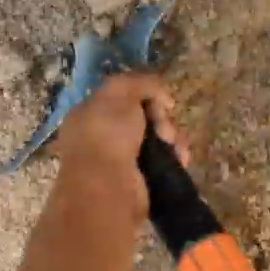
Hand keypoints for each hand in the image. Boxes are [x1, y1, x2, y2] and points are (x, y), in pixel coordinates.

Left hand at [53, 73, 188, 218]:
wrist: (107, 188)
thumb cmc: (107, 135)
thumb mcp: (119, 94)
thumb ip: (138, 82)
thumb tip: (160, 94)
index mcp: (89, 114)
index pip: (121, 97)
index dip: (145, 94)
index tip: (162, 100)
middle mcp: (102, 138)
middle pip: (143, 117)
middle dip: (161, 118)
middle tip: (165, 129)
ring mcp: (120, 161)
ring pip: (156, 139)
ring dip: (172, 137)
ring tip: (174, 145)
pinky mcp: (138, 181)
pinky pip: (162, 161)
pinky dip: (175, 157)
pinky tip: (181, 158)